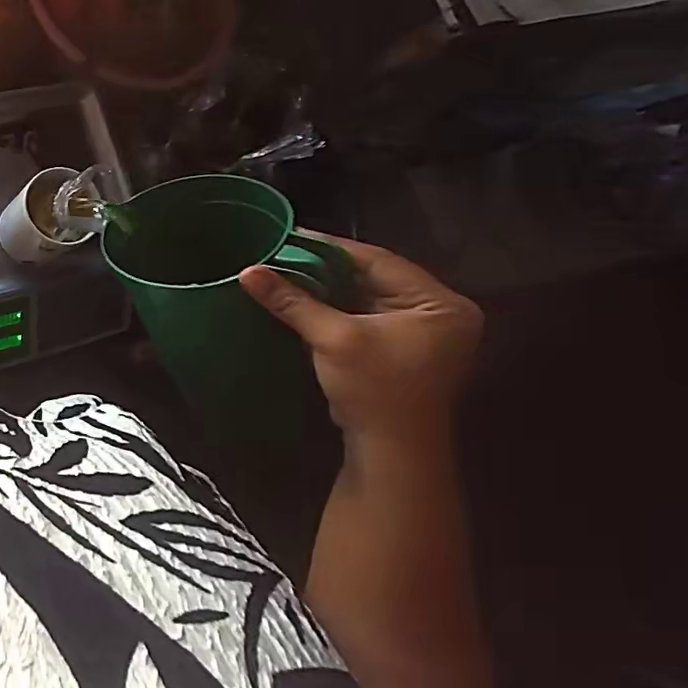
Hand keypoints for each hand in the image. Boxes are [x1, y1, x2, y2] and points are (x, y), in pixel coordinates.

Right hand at [240, 233, 481, 440]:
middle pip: (373, 277)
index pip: (379, 261)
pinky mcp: (402, 347)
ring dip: (327, 286)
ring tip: (287, 268)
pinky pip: (364, 314)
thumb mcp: (333, 338)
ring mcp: (422, 331)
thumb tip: (247, 271)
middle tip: (284, 250)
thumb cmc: (374, 391)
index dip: (330, 247)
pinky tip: (304, 296)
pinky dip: (335, 306)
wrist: (390, 452)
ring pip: (366, 295)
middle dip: (326, 267)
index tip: (290, 234)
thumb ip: (292, 300)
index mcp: (439, 304)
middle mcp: (439, 311)